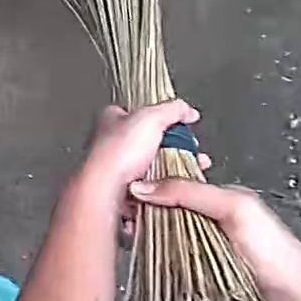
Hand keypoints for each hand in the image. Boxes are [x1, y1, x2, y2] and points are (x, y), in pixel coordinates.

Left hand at [79, 99, 200, 193]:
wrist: (106, 191)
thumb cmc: (115, 153)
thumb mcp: (149, 118)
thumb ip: (171, 110)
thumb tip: (185, 109)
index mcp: (112, 118)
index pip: (143, 111)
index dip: (165, 116)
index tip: (184, 122)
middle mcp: (113, 140)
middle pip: (152, 138)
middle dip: (176, 143)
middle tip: (191, 148)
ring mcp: (120, 164)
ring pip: (156, 161)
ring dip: (177, 164)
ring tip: (194, 165)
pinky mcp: (128, 186)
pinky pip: (155, 182)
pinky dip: (170, 182)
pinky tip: (180, 181)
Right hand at [129, 177, 300, 298]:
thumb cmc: (274, 254)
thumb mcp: (234, 208)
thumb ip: (189, 191)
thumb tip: (140, 187)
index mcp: (219, 198)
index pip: (175, 181)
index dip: (150, 181)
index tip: (125, 187)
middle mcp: (208, 220)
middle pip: (164, 207)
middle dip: (141, 208)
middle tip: (123, 214)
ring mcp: (201, 248)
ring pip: (161, 232)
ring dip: (142, 231)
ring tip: (126, 233)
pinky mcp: (195, 274)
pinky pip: (165, 257)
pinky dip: (150, 253)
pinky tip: (138, 252)